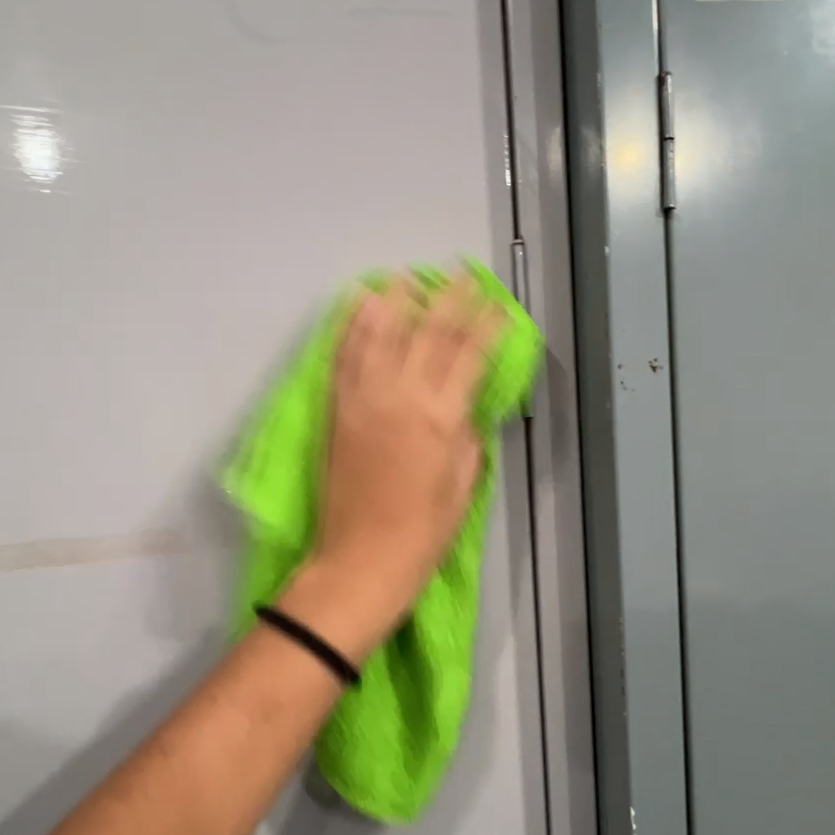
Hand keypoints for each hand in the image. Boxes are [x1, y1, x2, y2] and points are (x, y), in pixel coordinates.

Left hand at [279, 272, 504, 659]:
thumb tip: (469, 403)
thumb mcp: (464, 484)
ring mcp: (362, 398)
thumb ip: (468, 435)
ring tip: (409, 276)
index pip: (468, 354)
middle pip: (428, 333)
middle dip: (450, 299)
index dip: (487, 324)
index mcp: (439, 417)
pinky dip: (351, 325)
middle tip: (462, 274)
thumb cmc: (423, 532)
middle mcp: (400, 396)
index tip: (499, 303)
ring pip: (380, 333)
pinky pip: (343, 356)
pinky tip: (360, 303)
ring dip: (396, 299)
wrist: (359, 561)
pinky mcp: (335, 408)